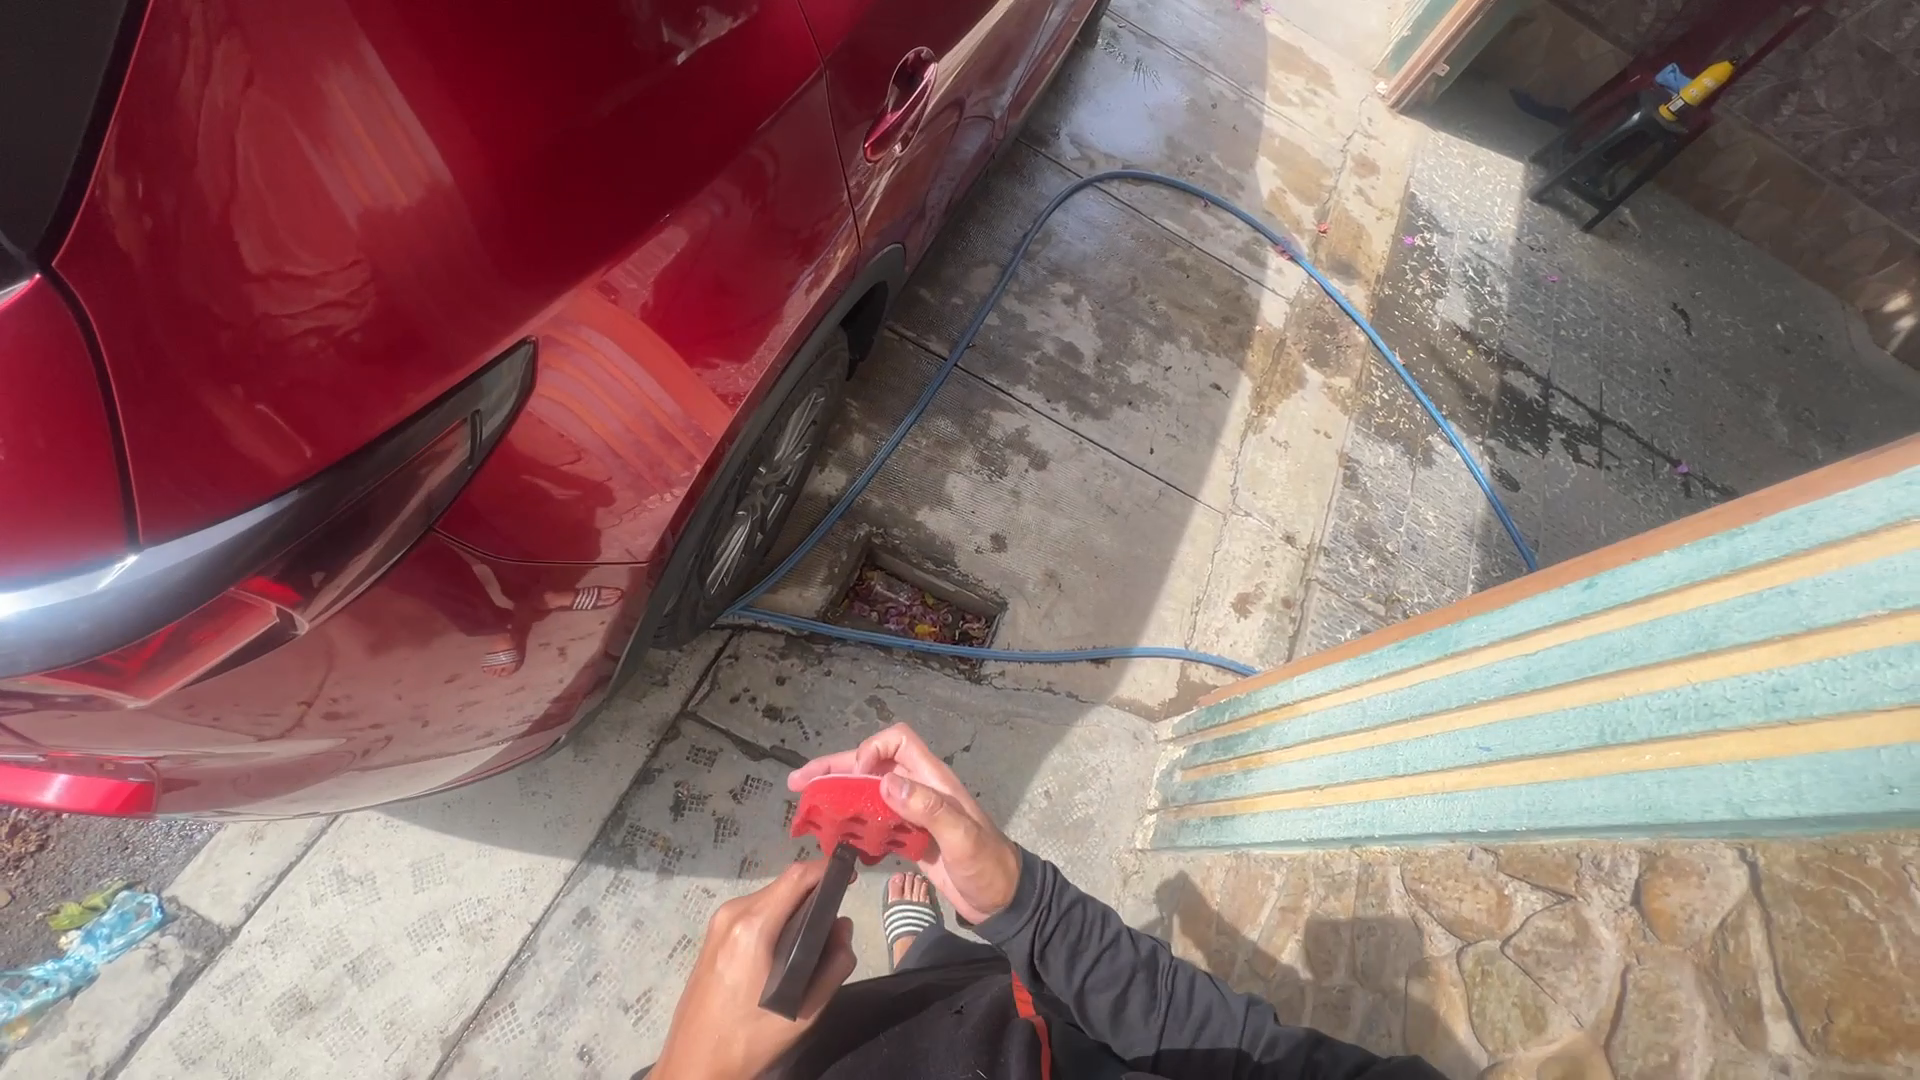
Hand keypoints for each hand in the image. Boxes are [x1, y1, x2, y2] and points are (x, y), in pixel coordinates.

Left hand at [650, 859, 855, 1079]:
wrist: (692, 1068)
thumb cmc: (748, 1041)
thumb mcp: (804, 1012)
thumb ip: (835, 965)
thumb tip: (843, 926)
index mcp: (753, 927)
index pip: (797, 877)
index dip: (827, 869)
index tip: (851, 877)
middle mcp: (733, 914)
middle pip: (784, 885)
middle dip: (814, 893)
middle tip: (833, 923)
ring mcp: (719, 922)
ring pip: (769, 897)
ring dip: (794, 907)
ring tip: (811, 939)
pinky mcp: (713, 934)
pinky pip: (754, 911)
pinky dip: (775, 917)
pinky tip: (783, 948)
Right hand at [788, 723, 1019, 923]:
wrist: (1003, 901)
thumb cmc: (988, 866)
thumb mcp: (962, 837)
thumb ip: (928, 808)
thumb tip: (886, 782)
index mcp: (933, 779)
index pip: (897, 742)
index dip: (871, 750)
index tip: (854, 777)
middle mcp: (920, 790)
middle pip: (873, 766)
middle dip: (835, 769)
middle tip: (799, 783)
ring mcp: (913, 815)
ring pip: (869, 794)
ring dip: (839, 799)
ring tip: (808, 812)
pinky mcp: (909, 839)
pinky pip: (875, 823)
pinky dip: (853, 827)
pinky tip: (834, 840)